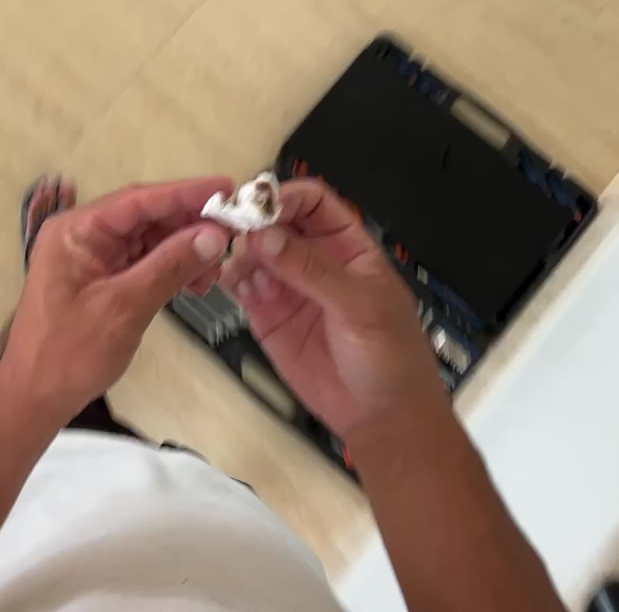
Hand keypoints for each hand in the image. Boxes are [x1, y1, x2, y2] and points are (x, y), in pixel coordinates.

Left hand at [0, 176, 234, 424]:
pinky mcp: (102, 278)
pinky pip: (143, 261)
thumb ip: (170, 266)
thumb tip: (214, 234)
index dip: (185, 192)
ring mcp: (92, 256)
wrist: (33, 398)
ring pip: (148, 239)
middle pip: (145, 216)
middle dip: (189, 223)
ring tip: (217, 268)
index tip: (227, 187)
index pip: (138, 200)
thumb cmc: (69, 352)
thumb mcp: (124, 307)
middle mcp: (83, 234)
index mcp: (77, 230)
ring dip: (185, 249)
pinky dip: (172, 268)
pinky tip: (198, 281)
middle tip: (234, 232)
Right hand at [219, 179, 445, 438]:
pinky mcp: (264, 311)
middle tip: (231, 229)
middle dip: (252, 221)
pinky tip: (228, 283)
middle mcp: (311, 258)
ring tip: (234, 266)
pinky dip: (228, 277)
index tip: (257, 206)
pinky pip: (239, 283)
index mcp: (345, 246)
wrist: (382, 420)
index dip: (285, 197)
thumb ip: (312, 269)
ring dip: (237, 249)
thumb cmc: (390, 356)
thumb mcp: (360, 306)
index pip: (312, 203)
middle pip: (274, 221)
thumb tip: (264, 234)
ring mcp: (285, 284)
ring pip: (251, 249)